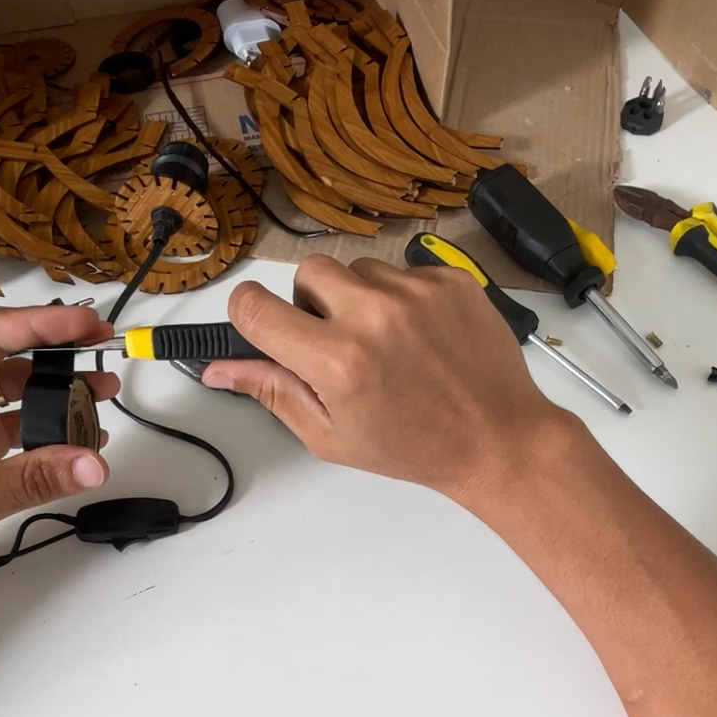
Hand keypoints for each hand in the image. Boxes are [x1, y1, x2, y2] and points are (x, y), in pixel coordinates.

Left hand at [0, 306, 118, 587]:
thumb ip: (31, 479)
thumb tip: (95, 464)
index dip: (39, 324)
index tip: (88, 323)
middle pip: (3, 349)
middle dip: (56, 346)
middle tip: (103, 344)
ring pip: (15, 383)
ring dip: (59, 386)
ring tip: (103, 391)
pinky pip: (18, 418)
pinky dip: (51, 423)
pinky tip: (83, 434)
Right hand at [201, 255, 576, 501]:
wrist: (495, 437)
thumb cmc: (415, 447)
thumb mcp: (331, 435)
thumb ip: (272, 392)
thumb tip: (221, 367)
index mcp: (337, 361)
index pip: (254, 305)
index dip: (249, 315)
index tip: (264, 326)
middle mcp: (374, 316)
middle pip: (306, 273)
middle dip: (310, 305)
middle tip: (336, 344)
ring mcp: (417, 292)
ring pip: (356, 269)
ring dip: (356, 298)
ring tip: (384, 342)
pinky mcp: (449, 280)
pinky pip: (401, 271)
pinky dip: (399, 297)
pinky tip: (417, 335)